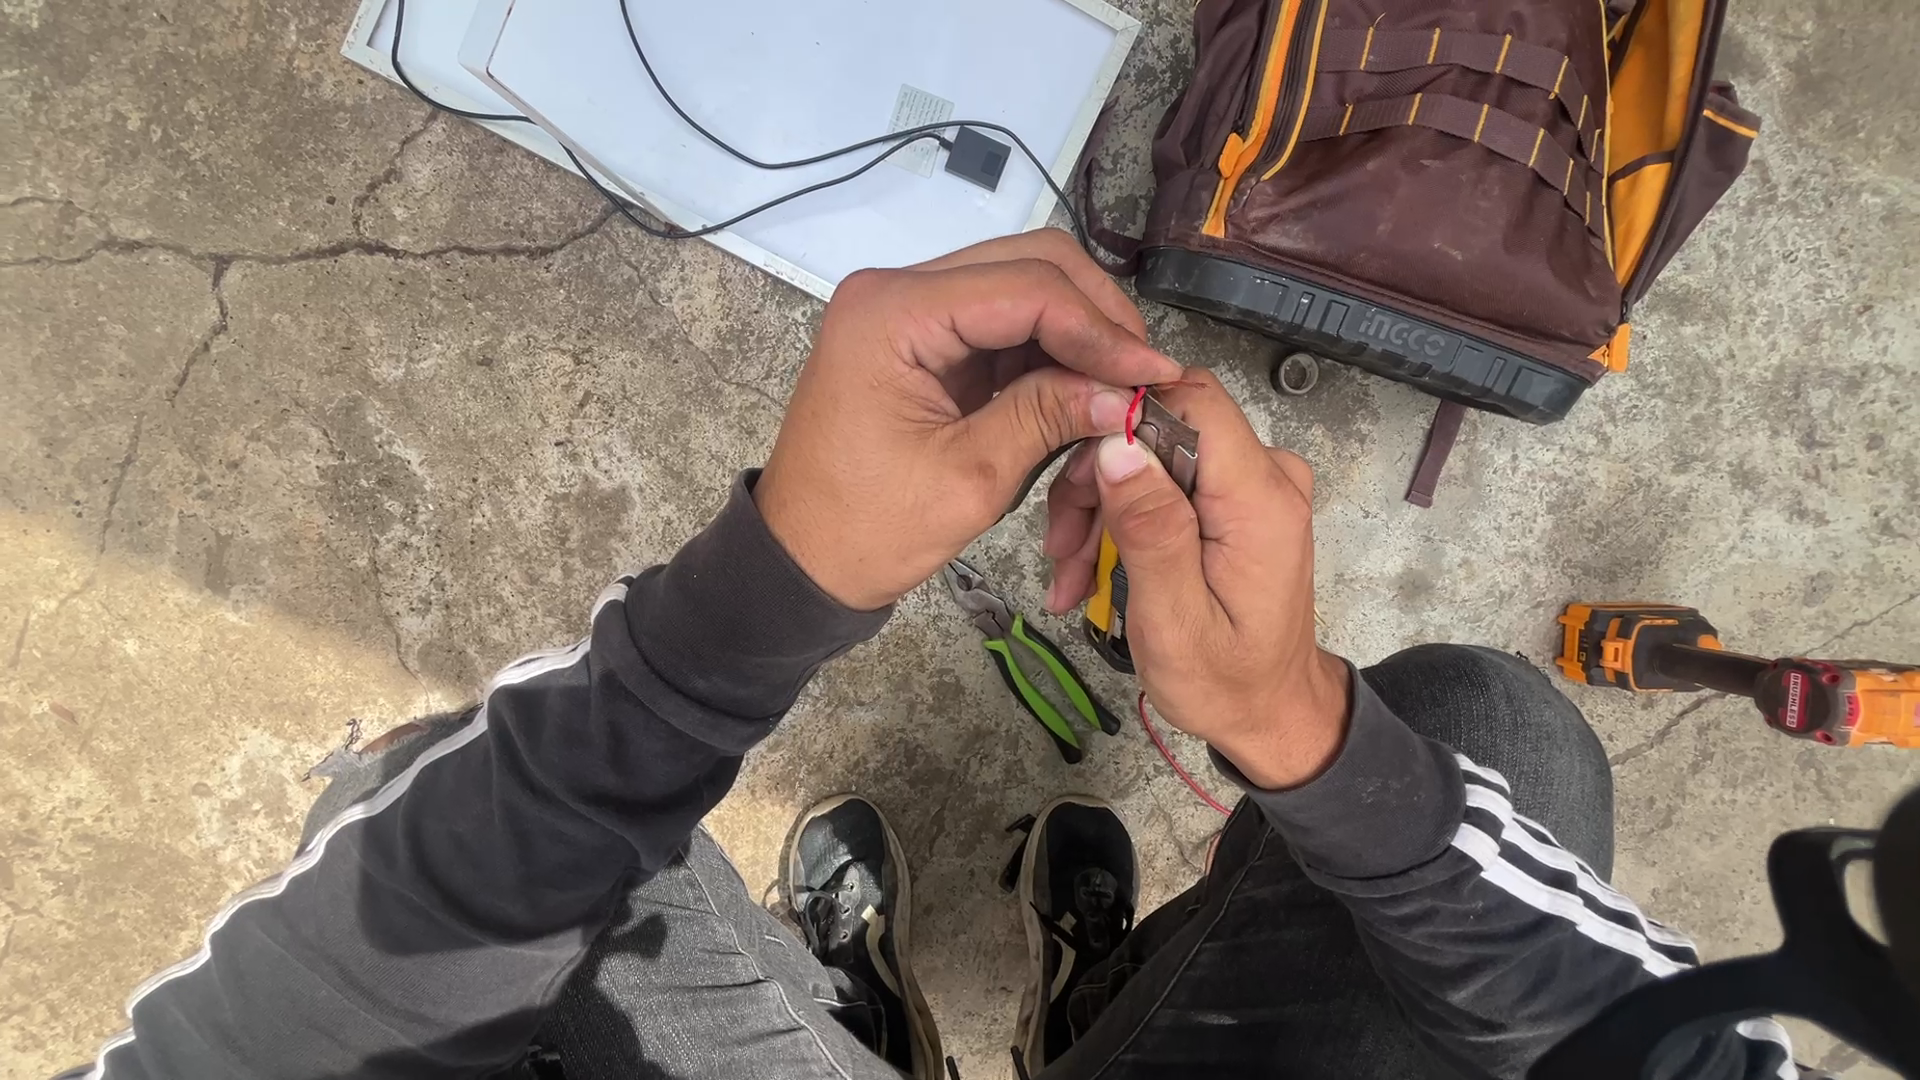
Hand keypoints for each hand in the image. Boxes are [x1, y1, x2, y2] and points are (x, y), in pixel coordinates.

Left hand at [755, 230, 1181, 610]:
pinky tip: (1078, 387)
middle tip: (1140, 374)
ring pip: (1020, 289)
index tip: (1155, 374)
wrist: (801, 559)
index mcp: (893, 313)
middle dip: (1094, 317)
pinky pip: (999, 327)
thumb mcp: (968, 479)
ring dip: (1075, 332)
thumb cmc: (869, 530)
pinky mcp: (921, 342)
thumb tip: (1127, 389)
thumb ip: (1047, 416)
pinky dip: (1045, 352)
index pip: (1026, 287)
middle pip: (1027, 265)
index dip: (1100, 329)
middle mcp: (897, 291)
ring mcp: (908, 312)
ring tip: (1118, 384)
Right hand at [1041, 370, 1350, 788]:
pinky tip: (1087, 567)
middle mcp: (1264, 474)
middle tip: (1060, 546)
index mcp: (1258, 499)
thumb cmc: (1224, 681)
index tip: (1072, 469)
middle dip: (1097, 477)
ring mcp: (1248, 485)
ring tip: (1067, 569)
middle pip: (1161, 427)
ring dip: (1099, 505)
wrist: (1270, 711)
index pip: (1190, 400)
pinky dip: (1120, 518)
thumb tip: (1115, 446)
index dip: (1121, 416)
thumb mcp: (1174, 621)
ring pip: (1151, 454)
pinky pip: (1163, 481)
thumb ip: (1151, 531)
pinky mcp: (1231, 500)